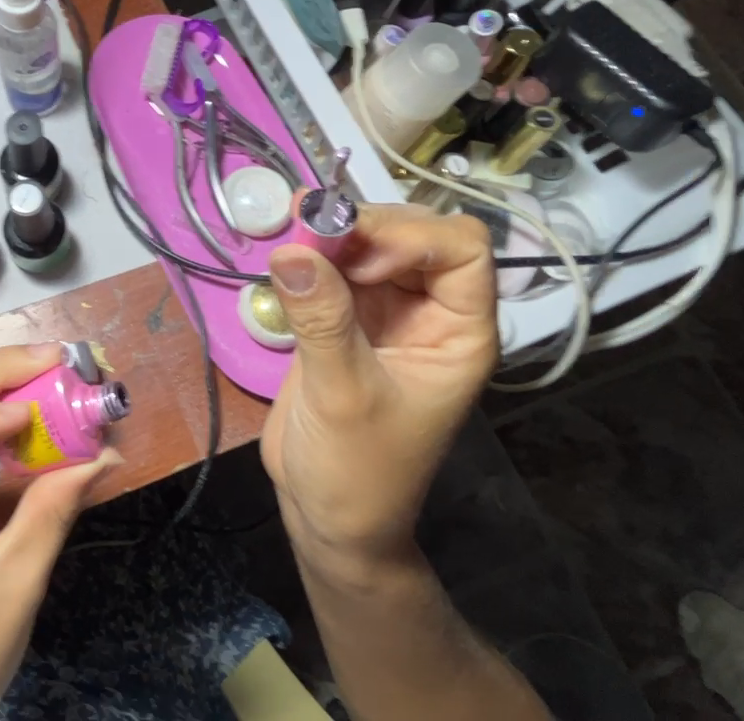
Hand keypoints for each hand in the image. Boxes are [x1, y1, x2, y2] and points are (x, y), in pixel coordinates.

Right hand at [261, 205, 496, 579]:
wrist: (328, 515)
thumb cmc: (358, 469)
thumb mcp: (343, 395)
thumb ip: (322, 319)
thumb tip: (290, 250)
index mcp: (459, 332)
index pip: (462, 251)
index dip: (413, 238)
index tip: (353, 256)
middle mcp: (429, 312)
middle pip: (412, 237)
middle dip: (364, 227)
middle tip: (305, 230)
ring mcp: (384, 314)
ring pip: (367, 246)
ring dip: (331, 234)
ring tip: (287, 233)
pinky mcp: (343, 320)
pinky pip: (332, 268)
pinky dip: (309, 255)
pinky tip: (281, 255)